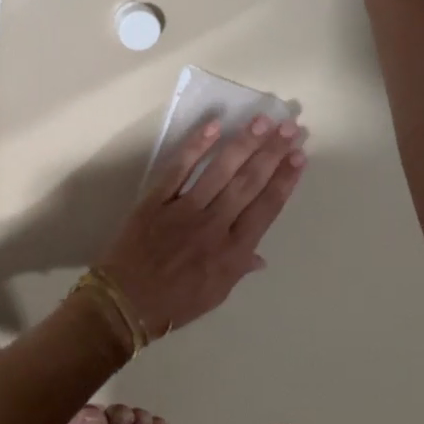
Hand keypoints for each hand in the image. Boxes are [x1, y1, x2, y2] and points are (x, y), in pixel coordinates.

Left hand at [91, 116, 306, 339]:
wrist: (124, 301)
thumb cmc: (173, 303)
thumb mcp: (215, 295)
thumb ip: (238, 268)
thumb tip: (260, 256)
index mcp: (233, 253)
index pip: (266, 208)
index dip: (284, 180)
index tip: (299, 156)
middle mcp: (214, 226)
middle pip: (248, 183)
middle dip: (272, 153)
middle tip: (290, 127)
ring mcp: (184, 210)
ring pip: (219, 171)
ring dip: (243, 143)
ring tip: (262, 120)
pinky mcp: (156, 200)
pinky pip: (178, 168)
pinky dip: (196, 146)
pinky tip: (213, 127)